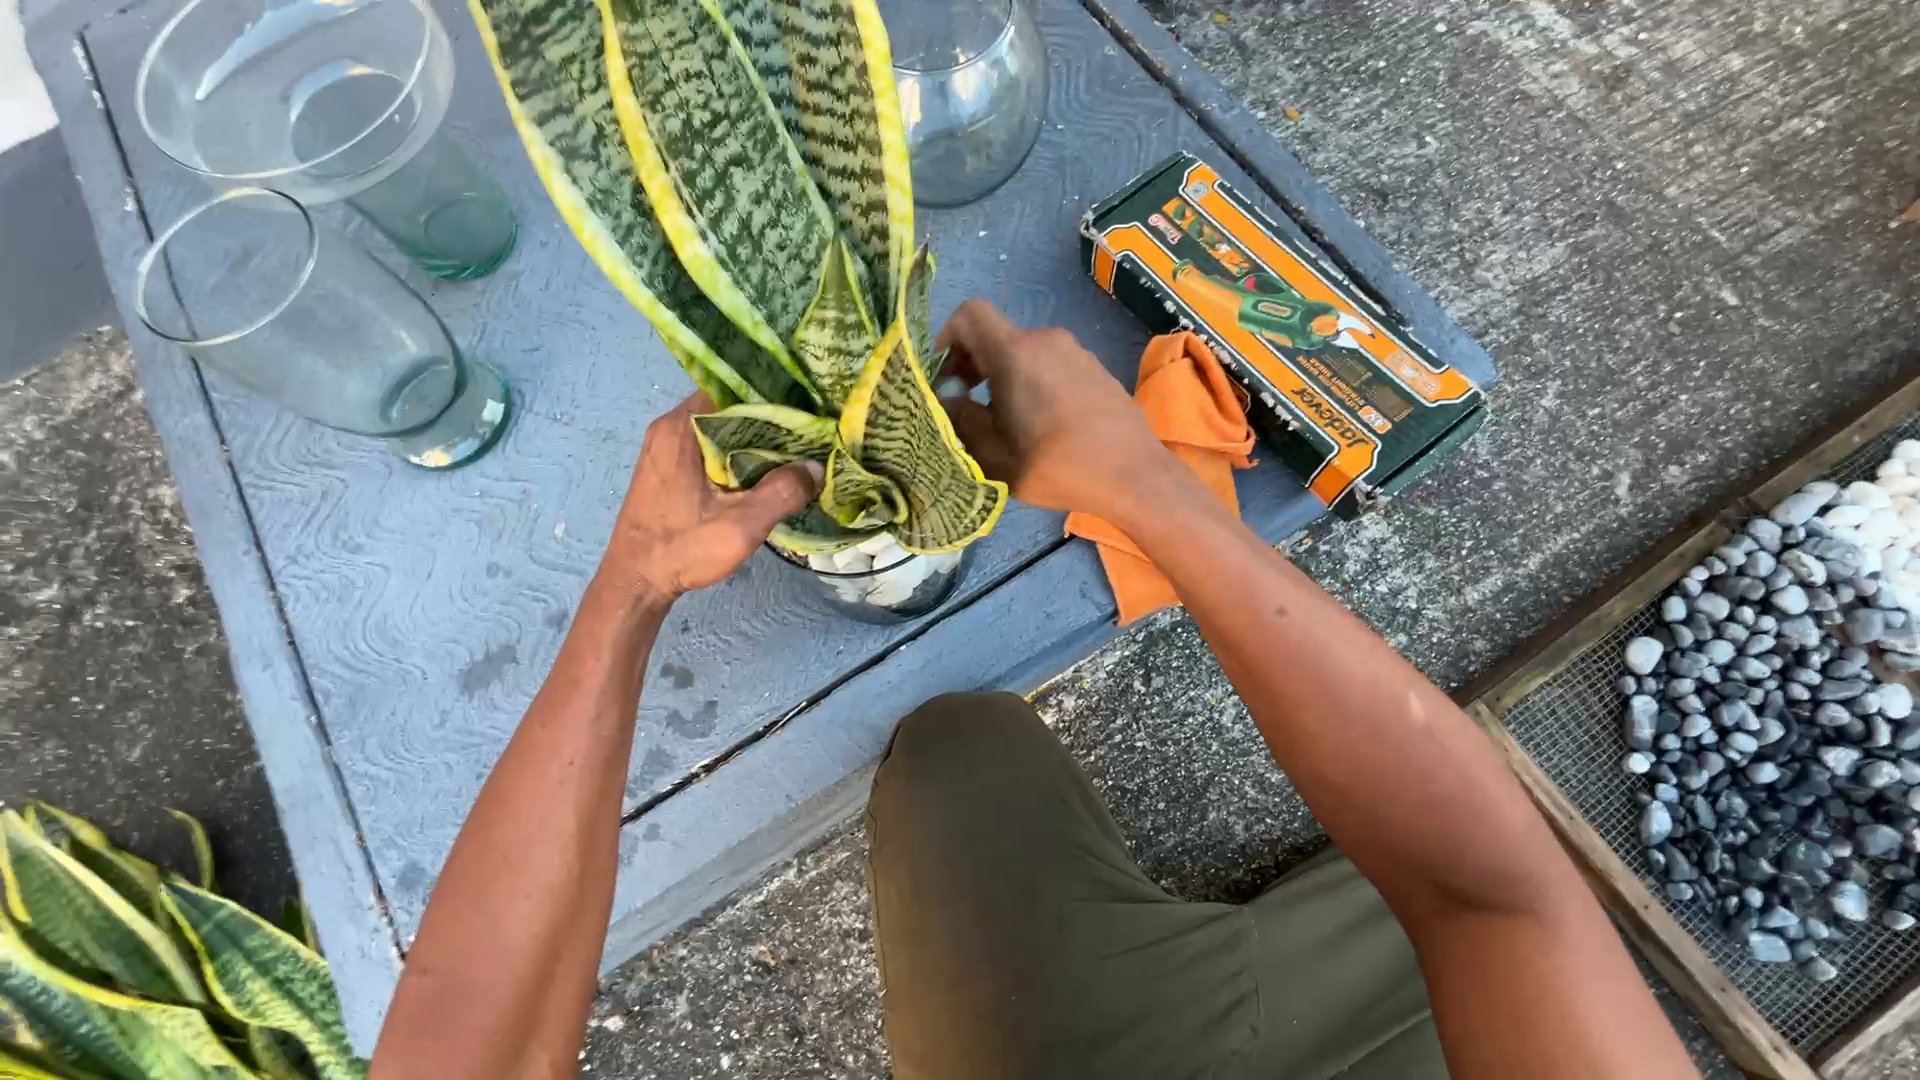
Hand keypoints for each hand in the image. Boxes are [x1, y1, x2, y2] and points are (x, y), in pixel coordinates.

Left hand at [599, 393, 821, 601]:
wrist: (636, 583)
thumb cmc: (683, 549)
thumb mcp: (742, 524)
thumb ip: (783, 492)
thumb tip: (816, 467)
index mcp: (682, 428)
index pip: (735, 391)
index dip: (774, 397)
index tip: (807, 409)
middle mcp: (671, 428)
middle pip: (730, 408)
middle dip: (769, 420)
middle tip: (808, 434)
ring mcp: (666, 447)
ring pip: (722, 429)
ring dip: (755, 440)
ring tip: (794, 452)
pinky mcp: (669, 468)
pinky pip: (712, 447)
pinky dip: (738, 454)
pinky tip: (763, 472)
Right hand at [937, 299, 1180, 518]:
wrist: (1133, 475)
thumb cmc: (1056, 466)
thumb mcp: (995, 456)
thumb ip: (963, 422)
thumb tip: (949, 402)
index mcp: (1015, 353)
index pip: (970, 315)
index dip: (948, 337)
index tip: (944, 375)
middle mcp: (1046, 340)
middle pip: (997, 336)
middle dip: (973, 364)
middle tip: (966, 403)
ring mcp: (1076, 352)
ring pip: (1025, 352)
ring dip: (1004, 376)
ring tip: (1003, 420)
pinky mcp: (1097, 369)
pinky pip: (1052, 365)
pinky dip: (1033, 382)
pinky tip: (1041, 422)